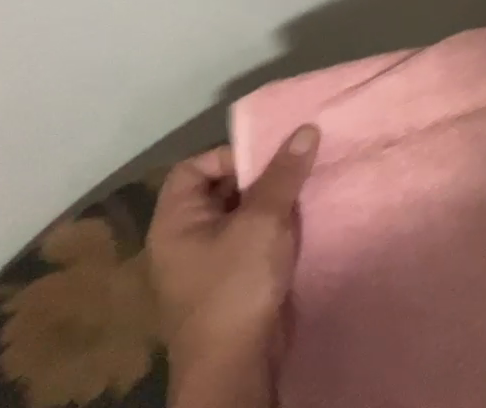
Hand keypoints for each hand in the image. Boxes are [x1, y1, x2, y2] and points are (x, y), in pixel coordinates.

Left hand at [148, 126, 318, 378]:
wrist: (237, 357)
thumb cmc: (238, 283)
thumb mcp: (263, 221)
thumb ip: (284, 174)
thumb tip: (305, 128)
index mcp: (176, 222)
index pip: (195, 168)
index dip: (232, 156)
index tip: (273, 160)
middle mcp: (186, 236)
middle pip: (223, 188)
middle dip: (263, 176)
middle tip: (301, 171)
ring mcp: (209, 259)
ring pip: (244, 212)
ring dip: (276, 201)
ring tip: (309, 193)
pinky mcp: (234, 275)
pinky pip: (256, 236)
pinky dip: (279, 225)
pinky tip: (306, 223)